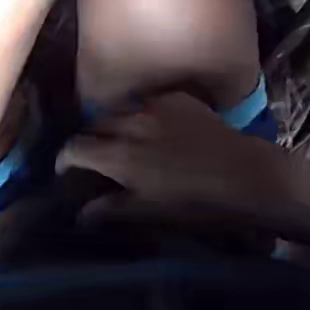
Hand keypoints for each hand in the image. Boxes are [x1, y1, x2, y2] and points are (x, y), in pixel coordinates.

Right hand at [57, 93, 309, 231]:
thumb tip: (81, 213)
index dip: (66, 159)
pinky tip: (155, 125)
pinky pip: (149, 100)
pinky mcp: (178, 97)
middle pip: (96, 123)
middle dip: (91, 138)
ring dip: (116, 121)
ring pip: (122, 108)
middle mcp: (132, 123)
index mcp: (120, 155)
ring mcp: (156, 106)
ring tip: (124, 137)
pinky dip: (144, 111)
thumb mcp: (150, 212)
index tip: (67, 169)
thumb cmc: (195, 202)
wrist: (242, 172)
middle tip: (97, 155)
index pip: (76, 147)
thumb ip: (112, 208)